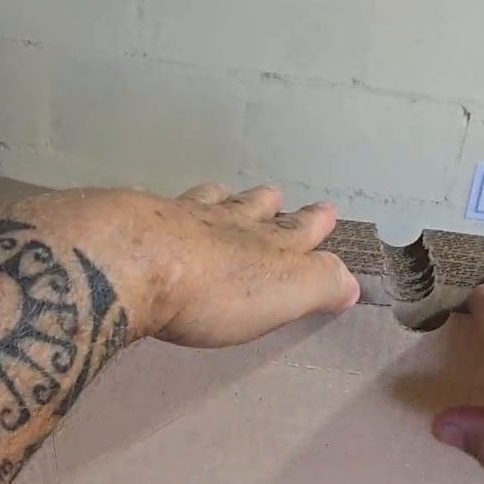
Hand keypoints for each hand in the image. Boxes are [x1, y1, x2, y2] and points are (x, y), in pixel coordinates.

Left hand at [17, 183, 361, 347]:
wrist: (131, 262)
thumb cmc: (213, 289)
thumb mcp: (285, 292)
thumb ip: (320, 284)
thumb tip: (352, 281)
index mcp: (261, 244)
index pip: (297, 233)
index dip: (314, 226)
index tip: (327, 211)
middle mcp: (222, 224)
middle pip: (249, 208)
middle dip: (267, 204)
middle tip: (275, 192)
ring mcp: (175, 220)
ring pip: (204, 202)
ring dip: (219, 198)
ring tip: (222, 190)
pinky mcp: (131, 226)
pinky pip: (156, 210)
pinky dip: (166, 209)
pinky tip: (155, 209)